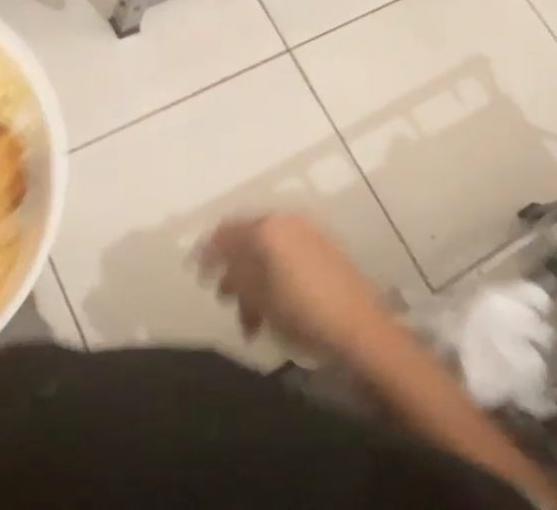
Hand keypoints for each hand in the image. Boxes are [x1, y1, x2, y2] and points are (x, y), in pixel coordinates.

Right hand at [199, 213, 393, 360]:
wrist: (362, 332)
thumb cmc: (302, 312)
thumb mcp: (258, 295)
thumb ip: (232, 272)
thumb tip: (216, 259)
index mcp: (269, 227)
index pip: (226, 231)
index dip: (207, 251)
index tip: (194, 271)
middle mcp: (289, 224)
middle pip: (249, 243)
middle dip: (233, 273)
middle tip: (224, 299)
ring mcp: (311, 238)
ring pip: (269, 258)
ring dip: (254, 286)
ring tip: (248, 321)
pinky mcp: (327, 255)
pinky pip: (289, 264)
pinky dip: (275, 284)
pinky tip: (272, 315)